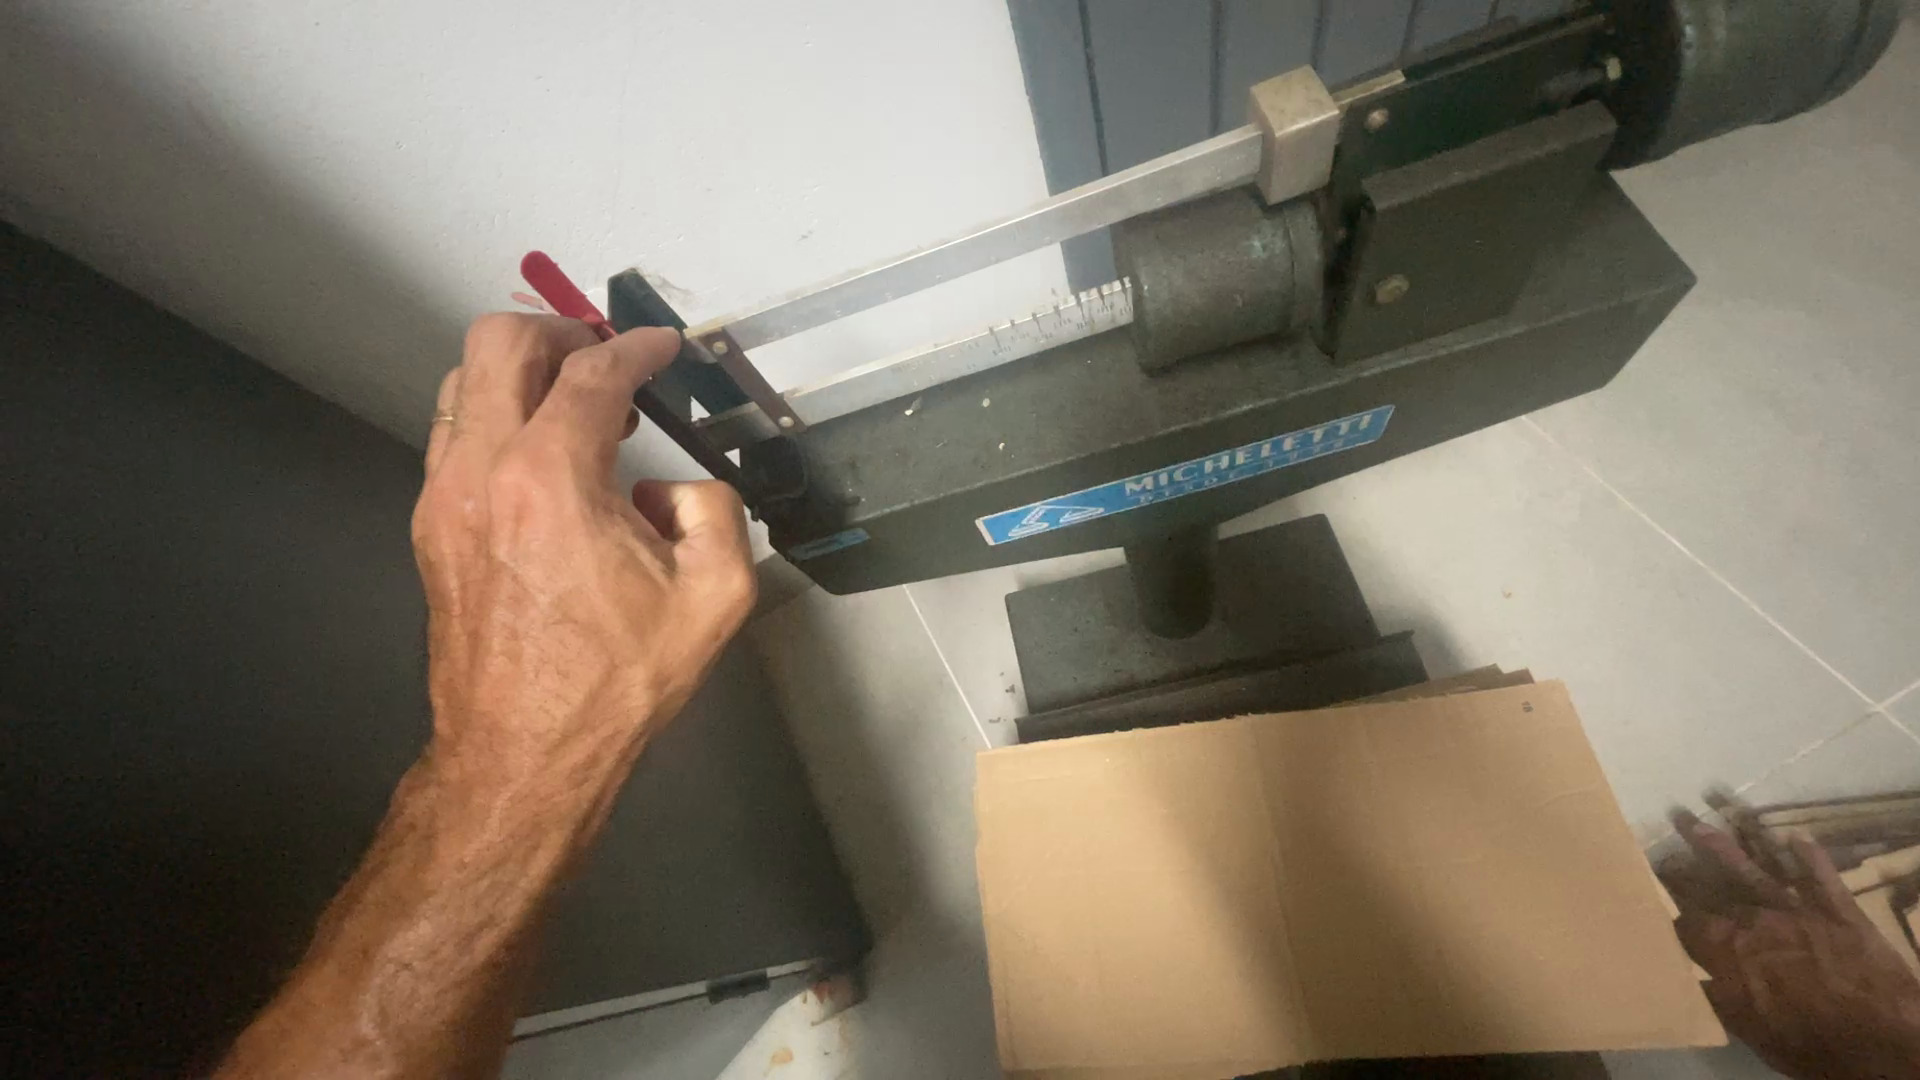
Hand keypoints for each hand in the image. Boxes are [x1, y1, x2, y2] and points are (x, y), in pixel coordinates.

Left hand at [412, 314, 755, 800]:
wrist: (526, 750)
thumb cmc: (623, 675)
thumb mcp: (717, 594)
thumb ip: (716, 513)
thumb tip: (671, 493)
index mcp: (553, 480)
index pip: (592, 374)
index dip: (637, 348)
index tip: (664, 345)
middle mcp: (481, 471)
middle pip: (499, 344)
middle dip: (563, 332)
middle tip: (612, 358)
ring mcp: (443, 498)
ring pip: (462, 383)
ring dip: (525, 373)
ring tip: (583, 406)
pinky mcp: (431, 526)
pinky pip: (456, 434)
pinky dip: (501, 416)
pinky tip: (550, 459)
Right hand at [1664, 810, 1919, 1079]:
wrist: (1886, 1053)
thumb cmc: (1807, 1044)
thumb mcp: (1745, 1026)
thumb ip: (1711, 990)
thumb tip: (1683, 970)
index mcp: (1719, 944)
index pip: (1680, 917)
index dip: (1663, 904)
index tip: (1647, 893)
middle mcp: (1748, 918)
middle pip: (1705, 886)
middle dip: (1679, 867)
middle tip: (1661, 853)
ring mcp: (1796, 913)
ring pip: (1752, 871)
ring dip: (1722, 846)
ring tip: (1695, 822)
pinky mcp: (1843, 918)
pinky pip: (1824, 882)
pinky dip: (1809, 859)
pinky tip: (1795, 837)